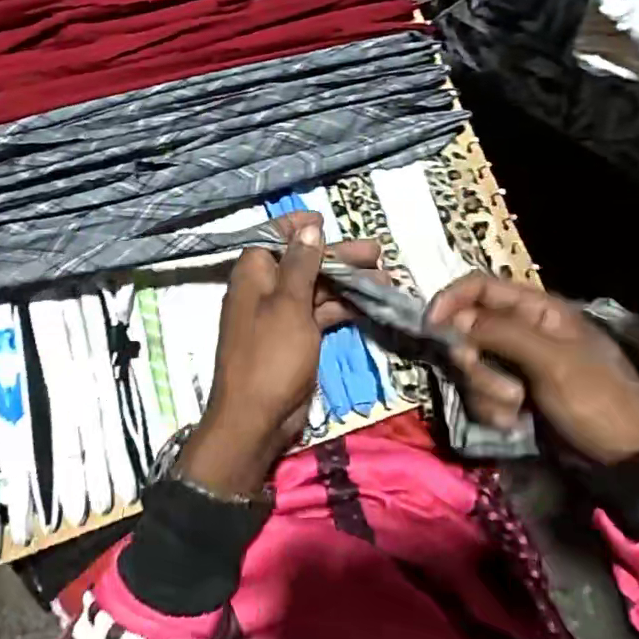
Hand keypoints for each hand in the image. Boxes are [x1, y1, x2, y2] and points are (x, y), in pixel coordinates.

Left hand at [179, 213, 383, 495]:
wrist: (256, 419)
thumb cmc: (270, 355)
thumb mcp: (288, 304)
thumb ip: (301, 264)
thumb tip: (308, 228)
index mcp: (253, 274)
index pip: (272, 237)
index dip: (297, 226)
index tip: (324, 219)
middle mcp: (265, 290)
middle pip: (303, 262)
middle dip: (337, 255)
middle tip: (376, 251)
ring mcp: (282, 316)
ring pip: (316, 288)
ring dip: (347, 282)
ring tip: (385, 275)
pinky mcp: (297, 339)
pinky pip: (321, 314)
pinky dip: (343, 307)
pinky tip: (371, 303)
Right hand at [426, 274, 638, 463]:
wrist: (627, 461)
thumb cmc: (598, 400)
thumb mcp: (553, 361)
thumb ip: (502, 333)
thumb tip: (455, 320)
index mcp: (537, 310)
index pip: (480, 287)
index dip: (451, 299)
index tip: (431, 324)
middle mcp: (521, 331)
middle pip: (468, 329)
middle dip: (475, 360)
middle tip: (497, 384)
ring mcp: (514, 364)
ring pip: (471, 365)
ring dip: (487, 390)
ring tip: (516, 408)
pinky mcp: (510, 393)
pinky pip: (480, 392)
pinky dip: (492, 409)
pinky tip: (514, 422)